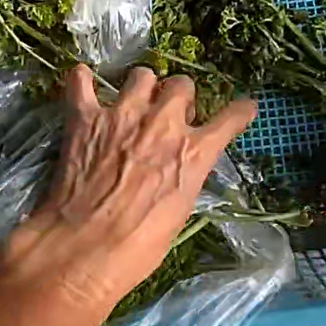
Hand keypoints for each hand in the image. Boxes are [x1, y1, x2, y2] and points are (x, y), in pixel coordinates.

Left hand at [0, 65, 256, 325]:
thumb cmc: (140, 246)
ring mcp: (123, 116)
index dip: (240, 111)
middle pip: (182, 85)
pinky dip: (82, 81)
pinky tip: (83, 82)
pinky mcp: (85, 119)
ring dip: (142, 85)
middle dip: (180, 96)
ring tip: (134, 99)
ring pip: (141, 75)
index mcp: (195, 151)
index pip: (230, 118)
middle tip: (170, 113)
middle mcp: (164, 124)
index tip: (245, 107)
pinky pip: (81, 83)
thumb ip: (186, 176)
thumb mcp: (181, 210)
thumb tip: (179, 168)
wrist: (85, 249)